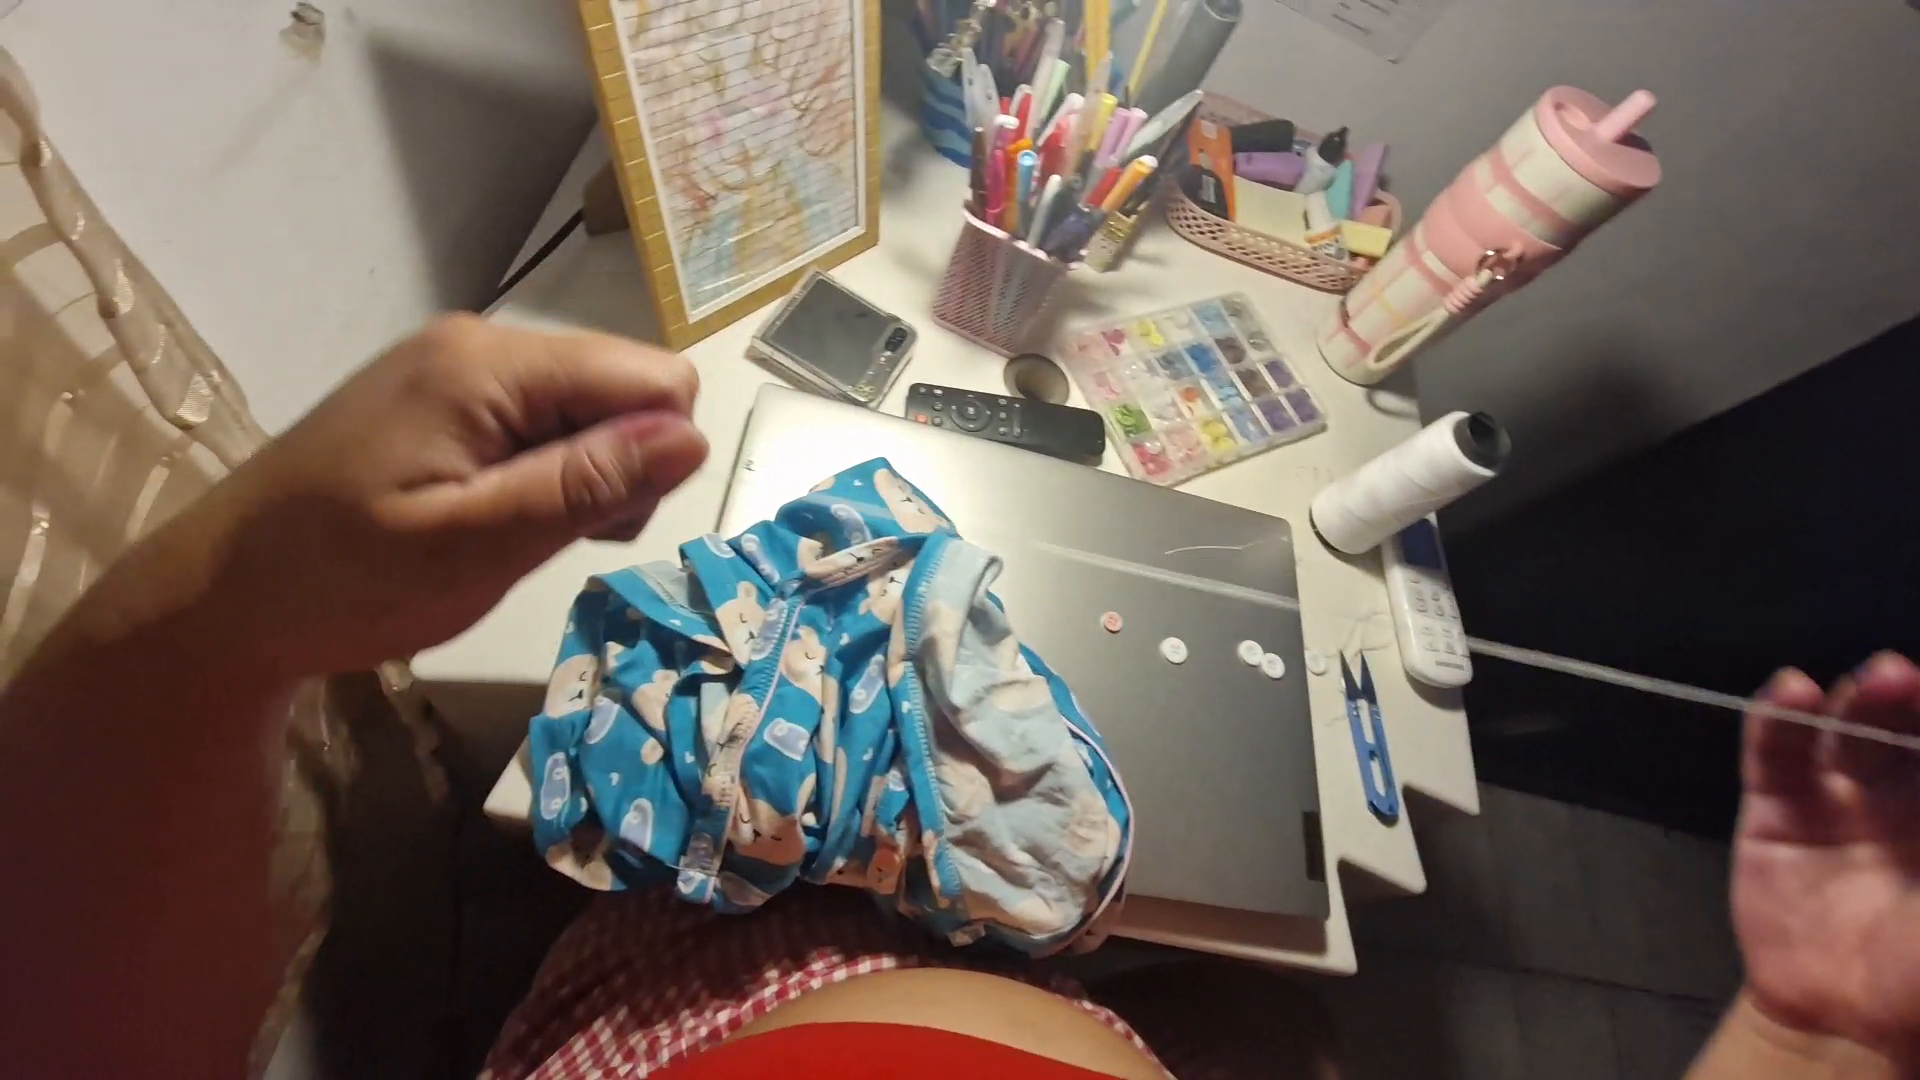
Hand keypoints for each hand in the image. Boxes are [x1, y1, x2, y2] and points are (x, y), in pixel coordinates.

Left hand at [165, 314, 706, 676]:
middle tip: (554, 528)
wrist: (224, 600)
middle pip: (636, 388)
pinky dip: (565, 474)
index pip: (656, 378)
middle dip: (627, 465)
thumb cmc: (344, 580)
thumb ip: (588, 485)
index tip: (601, 514)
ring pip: (610, 410)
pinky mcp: (469, 400)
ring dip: (597, 476)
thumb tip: (695, 439)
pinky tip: (514, 510)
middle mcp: (491, 344)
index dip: (655, 452)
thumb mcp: (477, 544)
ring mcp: (476, 369)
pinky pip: (567, 424)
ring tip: (526, 527)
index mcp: (492, 365)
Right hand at [1732, 652, 1919, 1065]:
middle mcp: (1910, 799)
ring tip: (1883, 678)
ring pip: (1851, 736)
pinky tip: (1793, 691)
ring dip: (1863, 701)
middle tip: (1914, 676)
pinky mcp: (1775, 807)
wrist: (1853, 1013)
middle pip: (1911, 733)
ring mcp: (1840, 800)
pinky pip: (1775, 755)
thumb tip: (1919, 773)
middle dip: (1914, 702)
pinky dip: (1778, 720)